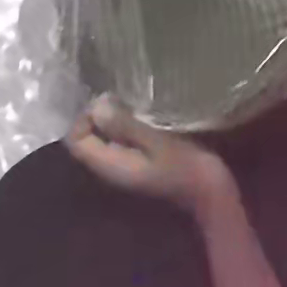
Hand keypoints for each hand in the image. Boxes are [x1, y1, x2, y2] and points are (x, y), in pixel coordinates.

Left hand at [65, 96, 235, 214]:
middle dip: (99, 114)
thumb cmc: (186, 167)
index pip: (76, 142)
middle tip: (122, 93)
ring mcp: (125, 165)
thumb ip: (126, 125)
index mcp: (110, 166)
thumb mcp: (157, 141)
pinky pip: (120, 139)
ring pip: (104, 138)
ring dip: (114, 118)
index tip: (107, 98)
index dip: (83, 117)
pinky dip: (126, 124)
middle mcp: (111, 168)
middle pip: (88, 139)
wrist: (210, 193)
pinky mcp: (138, 160)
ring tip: (133, 98)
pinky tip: (145, 112)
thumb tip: (97, 106)